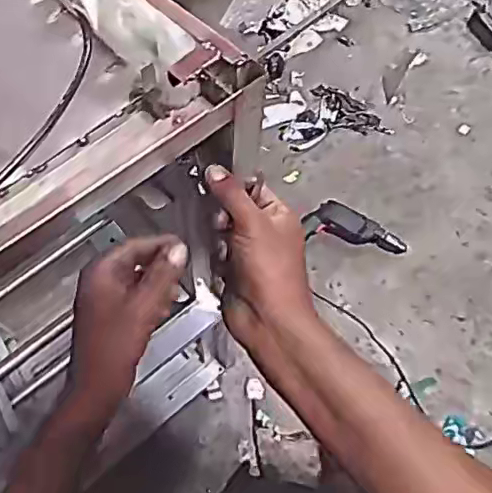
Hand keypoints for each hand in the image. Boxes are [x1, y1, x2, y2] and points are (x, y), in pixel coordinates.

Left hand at [62, 236, 187, 426]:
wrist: (96, 387)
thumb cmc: (110, 351)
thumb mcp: (144, 306)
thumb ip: (162, 275)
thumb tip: (177, 251)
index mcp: (100, 272)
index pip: (134, 245)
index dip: (160, 245)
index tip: (179, 247)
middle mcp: (96, 281)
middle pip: (134, 260)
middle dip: (159, 264)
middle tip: (181, 267)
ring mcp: (100, 298)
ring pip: (134, 279)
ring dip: (156, 282)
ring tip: (175, 287)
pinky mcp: (107, 315)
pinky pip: (131, 296)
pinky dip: (148, 297)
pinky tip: (161, 307)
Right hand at [202, 166, 317, 344]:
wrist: (267, 320)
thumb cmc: (276, 277)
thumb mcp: (252, 223)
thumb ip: (232, 194)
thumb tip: (217, 172)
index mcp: (278, 215)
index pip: (251, 186)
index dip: (233, 185)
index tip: (215, 184)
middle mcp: (264, 232)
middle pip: (230, 208)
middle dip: (221, 217)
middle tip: (224, 226)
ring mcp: (247, 251)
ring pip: (218, 231)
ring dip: (216, 240)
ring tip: (225, 251)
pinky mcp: (232, 269)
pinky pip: (212, 253)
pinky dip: (213, 258)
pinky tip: (221, 265)